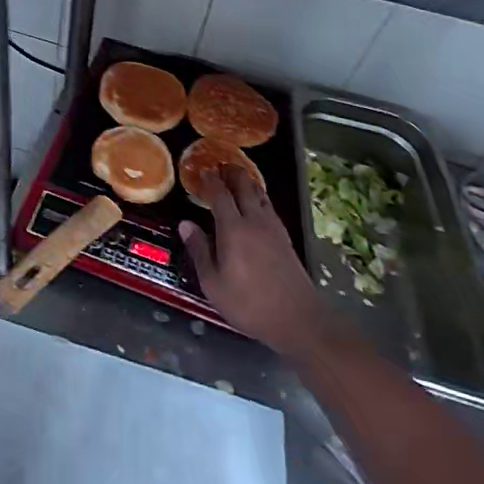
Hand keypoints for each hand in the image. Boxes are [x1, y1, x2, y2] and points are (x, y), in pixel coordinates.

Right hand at [180, 163, 327, 356]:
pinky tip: (256, 204)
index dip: (210, 181)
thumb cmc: (248, 303)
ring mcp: (273, 228)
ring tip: (237, 177)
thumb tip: (186, 224)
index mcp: (233, 229)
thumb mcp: (213, 283)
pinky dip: (259, 196)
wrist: (297, 318)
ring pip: (260, 194)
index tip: (203, 171)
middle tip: (221, 166)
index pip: (220, 196)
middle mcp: (254, 221)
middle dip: (232, 173)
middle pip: (244, 187)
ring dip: (247, 182)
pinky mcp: (285, 237)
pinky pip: (269, 207)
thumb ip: (199, 250)